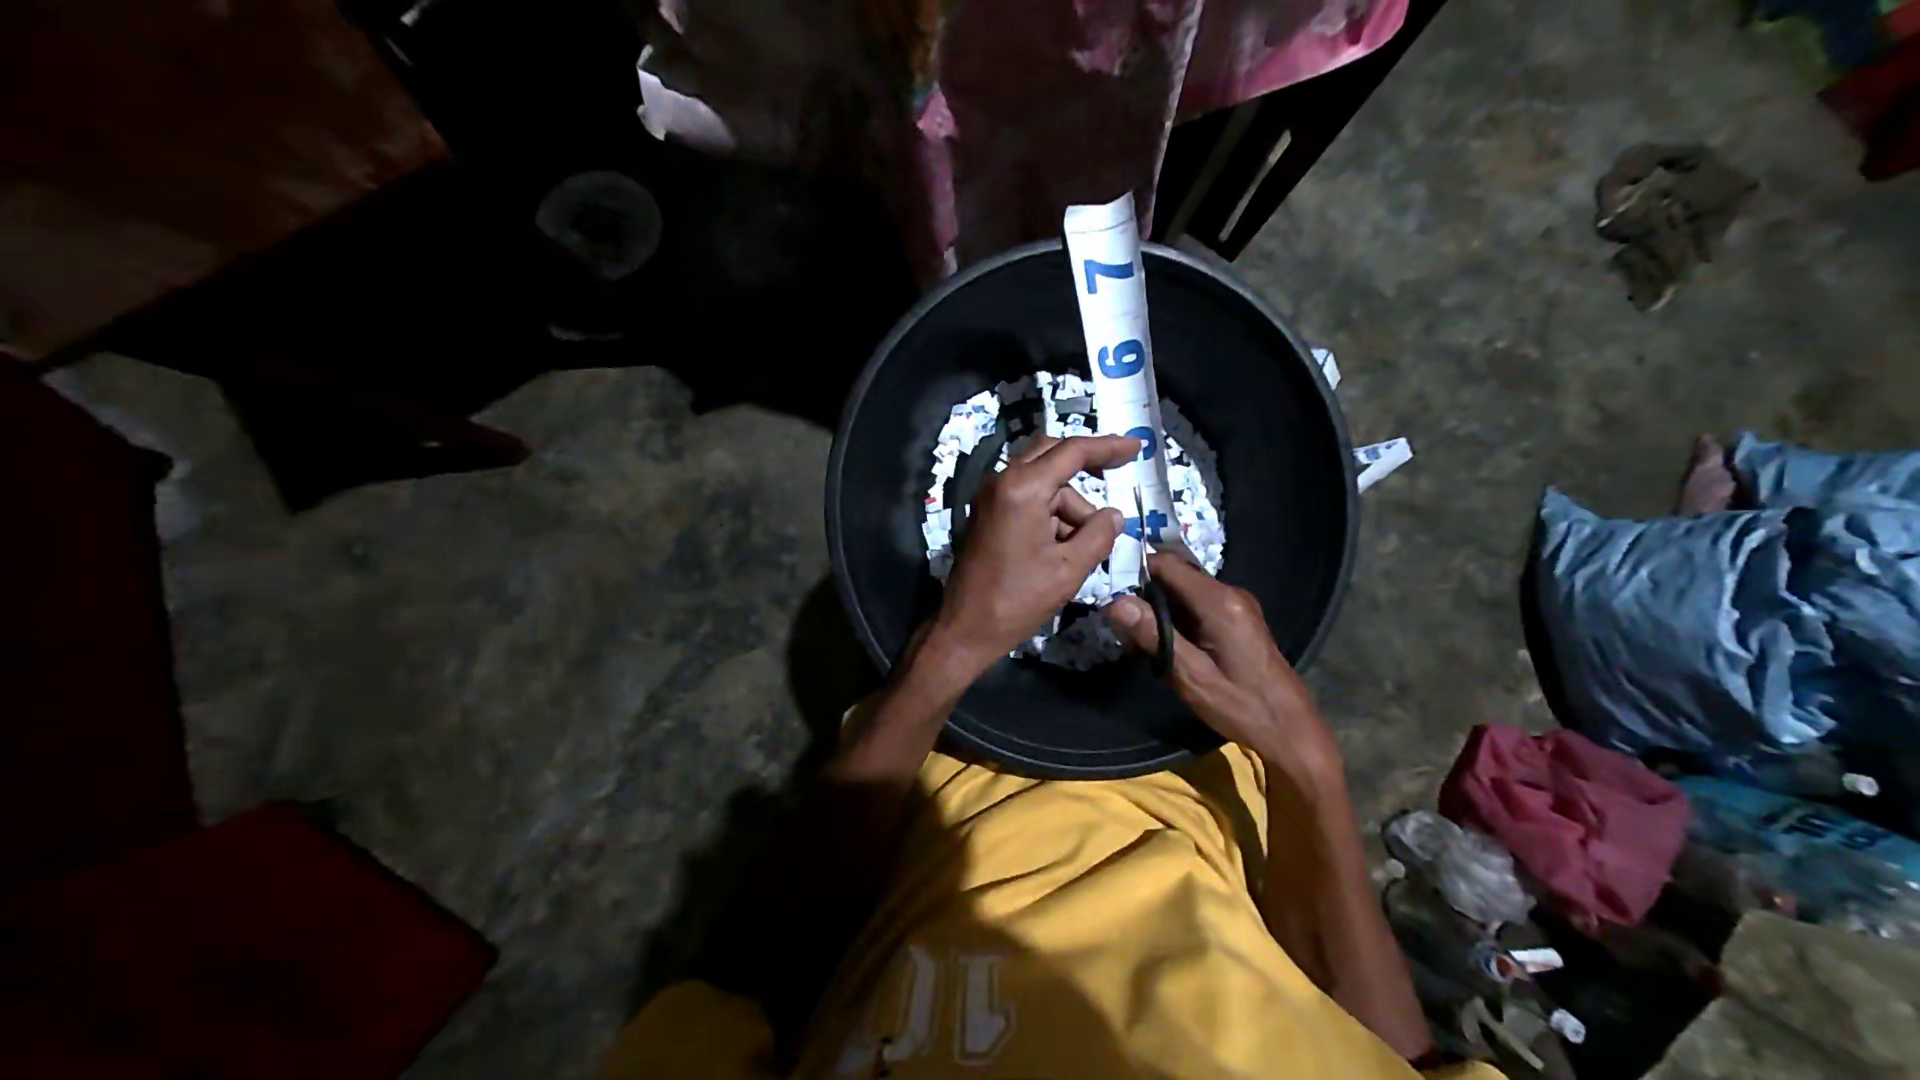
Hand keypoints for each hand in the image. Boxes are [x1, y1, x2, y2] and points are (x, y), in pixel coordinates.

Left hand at [929, 434, 1137, 678]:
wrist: (965, 628)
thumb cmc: (1017, 600)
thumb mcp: (1069, 569)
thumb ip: (1099, 535)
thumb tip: (1115, 516)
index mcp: (1022, 489)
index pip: (1072, 452)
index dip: (1107, 447)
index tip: (1135, 447)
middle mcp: (1002, 482)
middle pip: (1051, 455)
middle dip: (1086, 466)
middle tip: (1116, 476)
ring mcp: (990, 498)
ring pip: (1042, 483)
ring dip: (1069, 505)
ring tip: (1085, 548)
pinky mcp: (987, 515)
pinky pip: (1027, 499)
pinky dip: (1050, 514)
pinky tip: (1065, 547)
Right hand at [1107, 555, 1343, 788]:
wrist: (1291, 730)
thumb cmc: (1242, 706)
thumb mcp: (1192, 676)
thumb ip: (1154, 636)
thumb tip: (1117, 603)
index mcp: (1220, 603)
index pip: (1168, 564)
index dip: (1136, 569)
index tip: (1110, 587)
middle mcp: (1231, 594)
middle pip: (1176, 575)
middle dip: (1145, 592)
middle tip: (1120, 620)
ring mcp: (1237, 605)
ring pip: (1185, 591)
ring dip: (1160, 608)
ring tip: (1138, 637)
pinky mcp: (1238, 619)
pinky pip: (1198, 604)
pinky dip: (1177, 617)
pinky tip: (1165, 644)